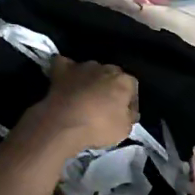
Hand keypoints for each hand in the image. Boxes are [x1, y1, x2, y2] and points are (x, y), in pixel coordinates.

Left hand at [17, 59, 139, 157]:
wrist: (65, 122)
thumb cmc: (99, 127)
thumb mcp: (124, 129)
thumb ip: (129, 116)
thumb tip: (129, 111)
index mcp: (123, 80)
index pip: (132, 86)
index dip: (129, 101)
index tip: (125, 113)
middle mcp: (104, 68)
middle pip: (111, 74)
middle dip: (110, 87)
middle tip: (105, 105)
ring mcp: (82, 67)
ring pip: (90, 70)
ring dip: (90, 80)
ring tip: (84, 97)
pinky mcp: (62, 70)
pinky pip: (65, 64)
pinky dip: (66, 72)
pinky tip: (65, 80)